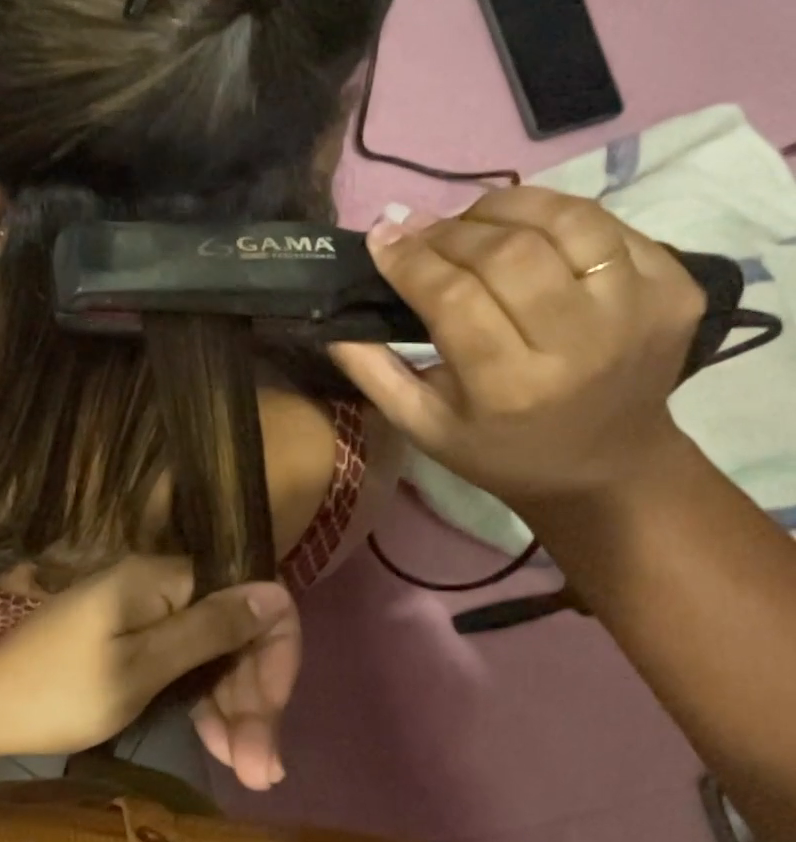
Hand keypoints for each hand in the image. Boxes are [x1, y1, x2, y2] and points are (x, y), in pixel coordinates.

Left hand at [0, 557, 301, 790]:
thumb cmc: (57, 693)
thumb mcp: (140, 667)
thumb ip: (207, 629)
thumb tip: (274, 590)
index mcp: (155, 580)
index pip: (248, 598)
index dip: (272, 653)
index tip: (272, 712)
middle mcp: (150, 589)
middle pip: (230, 634)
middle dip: (253, 698)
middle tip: (263, 767)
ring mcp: (134, 619)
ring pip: (207, 659)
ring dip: (233, 713)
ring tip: (252, 774)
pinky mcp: (122, 647)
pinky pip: (178, 669)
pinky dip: (199, 707)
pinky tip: (219, 750)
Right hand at [330, 187, 706, 508]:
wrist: (605, 461)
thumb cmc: (494, 449)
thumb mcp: (419, 424)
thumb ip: (373, 371)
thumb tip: (335, 319)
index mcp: (509, 386)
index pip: (456, 298)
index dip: (412, 260)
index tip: (381, 238)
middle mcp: (581, 342)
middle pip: (510, 253)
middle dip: (450, 231)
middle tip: (417, 229)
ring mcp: (640, 308)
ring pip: (568, 221)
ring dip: (506, 208)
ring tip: (469, 221)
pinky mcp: (677, 286)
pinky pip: (609, 227)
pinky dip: (556, 217)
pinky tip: (522, 233)